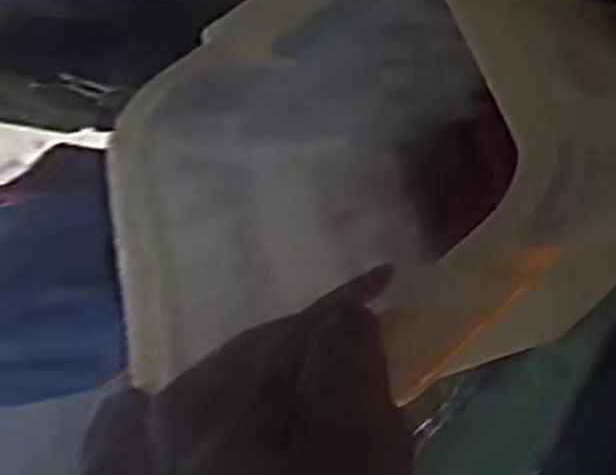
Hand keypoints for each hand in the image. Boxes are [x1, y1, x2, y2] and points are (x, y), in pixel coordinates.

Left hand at [83, 267, 410, 474]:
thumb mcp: (365, 444)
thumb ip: (350, 376)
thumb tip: (344, 314)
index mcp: (243, 427)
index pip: (297, 336)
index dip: (344, 300)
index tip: (387, 278)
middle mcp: (179, 449)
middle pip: (238, 362)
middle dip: (294, 329)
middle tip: (347, 314)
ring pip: (175, 399)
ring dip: (229, 358)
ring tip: (272, 338)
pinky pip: (109, 458)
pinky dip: (121, 423)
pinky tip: (130, 399)